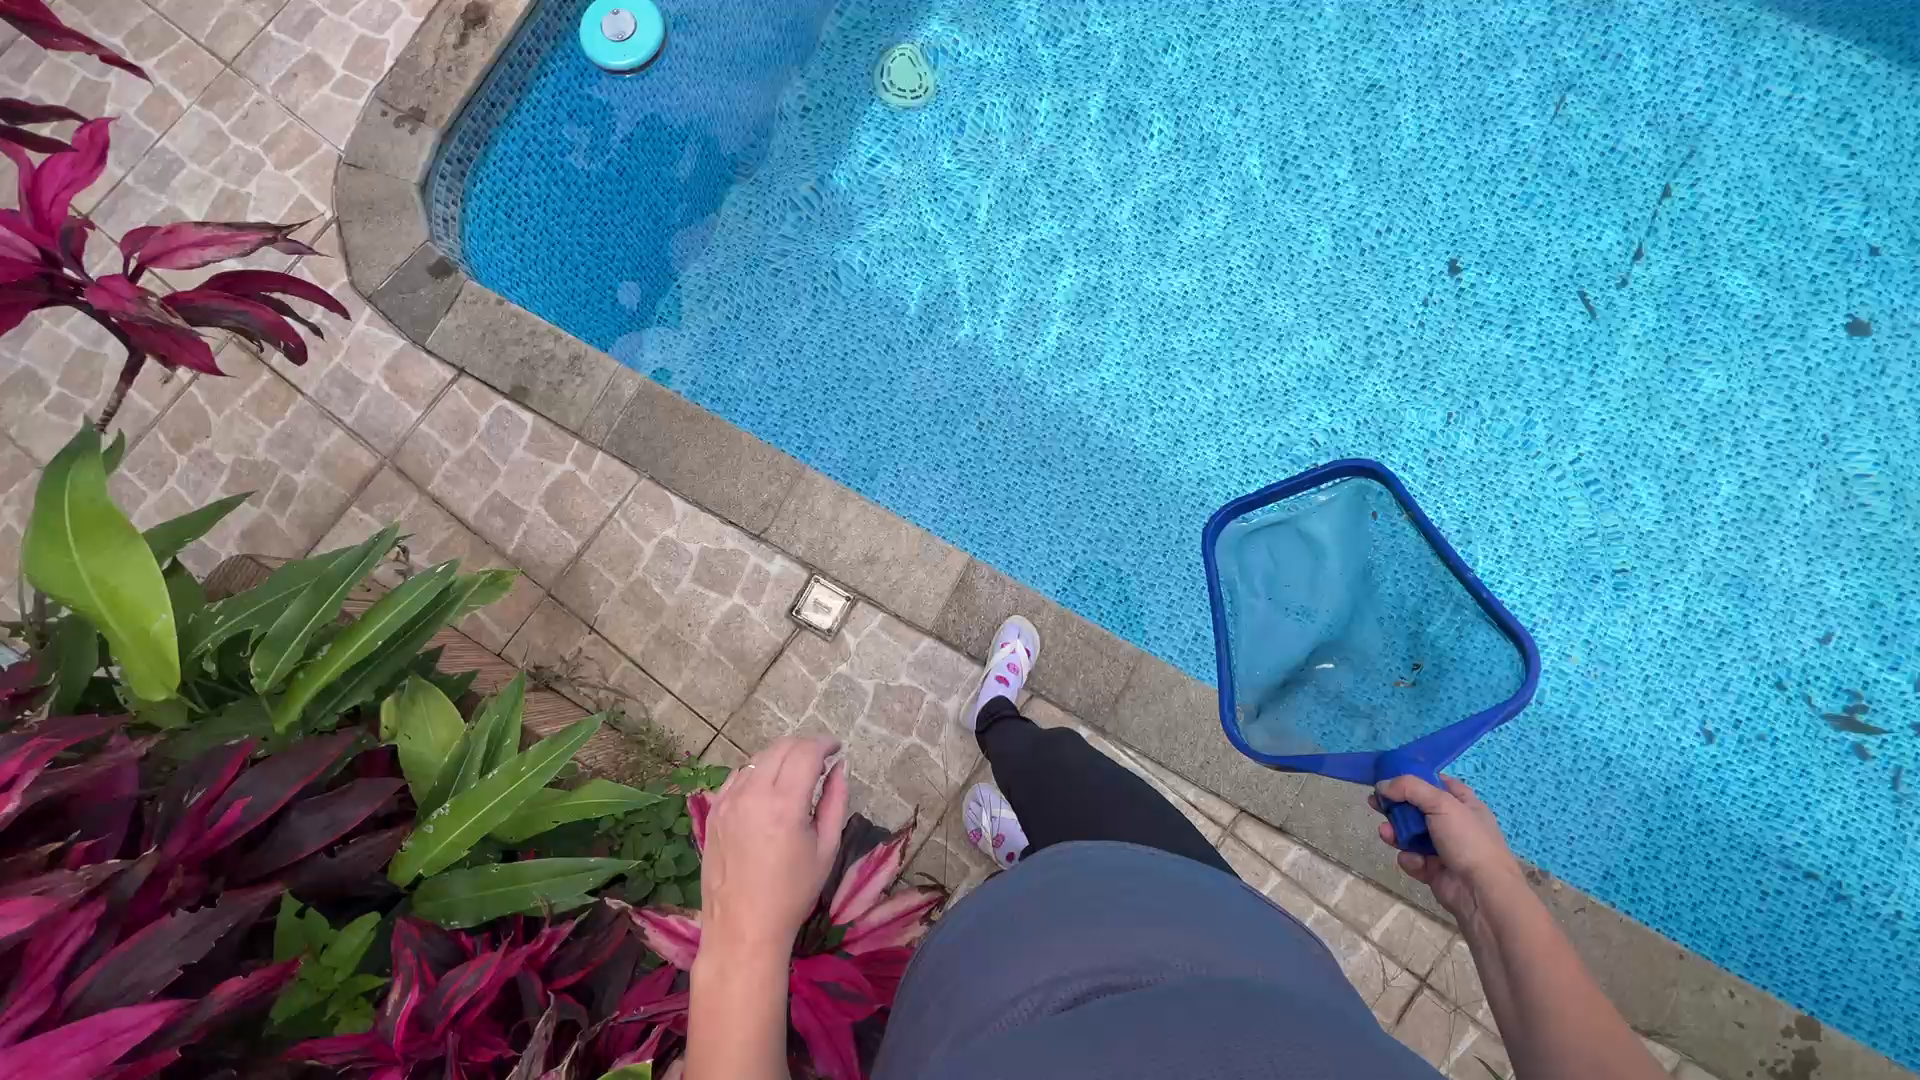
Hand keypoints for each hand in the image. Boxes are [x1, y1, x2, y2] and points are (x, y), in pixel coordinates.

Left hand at [698, 736, 848, 960]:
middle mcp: (752, 794)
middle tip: (821, 759)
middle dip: (805, 746)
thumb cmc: (792, 893)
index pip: (806, 752)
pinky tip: (768, 789)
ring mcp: (727, 801)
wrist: (743, 928)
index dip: (825, 744)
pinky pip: (738, 776)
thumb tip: (840, 766)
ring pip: (758, 758)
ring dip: (781, 757)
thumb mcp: (826, 847)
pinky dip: (757, 772)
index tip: (837, 749)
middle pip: (781, 747)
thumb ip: (835, 800)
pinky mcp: (714, 812)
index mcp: (784, 804)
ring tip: (796, 773)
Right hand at [1371, 774, 1523, 926]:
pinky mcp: (1433, 869)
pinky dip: (1409, 858)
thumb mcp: (1442, 803)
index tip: (1392, 775)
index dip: (1417, 777)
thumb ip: (1409, 788)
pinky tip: (1414, 861)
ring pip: (1409, 833)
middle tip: (1375, 802)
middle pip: (1417, 807)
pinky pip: (1412, 857)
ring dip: (1395, 832)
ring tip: (1386, 834)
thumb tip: (1381, 785)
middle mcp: (1454, 824)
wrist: (1481, 892)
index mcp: (1464, 805)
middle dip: (1395, 806)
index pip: (1439, 783)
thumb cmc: (1468, 840)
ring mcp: (1443, 848)